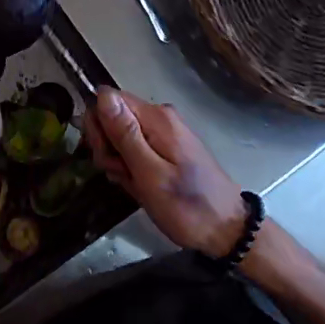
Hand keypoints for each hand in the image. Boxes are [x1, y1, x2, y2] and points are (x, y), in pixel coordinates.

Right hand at [84, 88, 246, 258]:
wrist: (226, 228)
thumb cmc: (186, 205)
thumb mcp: (149, 173)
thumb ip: (125, 134)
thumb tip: (102, 94)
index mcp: (156, 117)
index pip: (108, 99)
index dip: (98, 125)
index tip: (106, 156)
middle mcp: (160, 116)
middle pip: (114, 116)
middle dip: (107, 146)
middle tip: (120, 174)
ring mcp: (165, 132)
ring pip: (122, 135)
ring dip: (118, 160)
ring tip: (133, 184)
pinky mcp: (168, 147)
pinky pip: (136, 148)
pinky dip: (132, 167)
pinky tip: (140, 185)